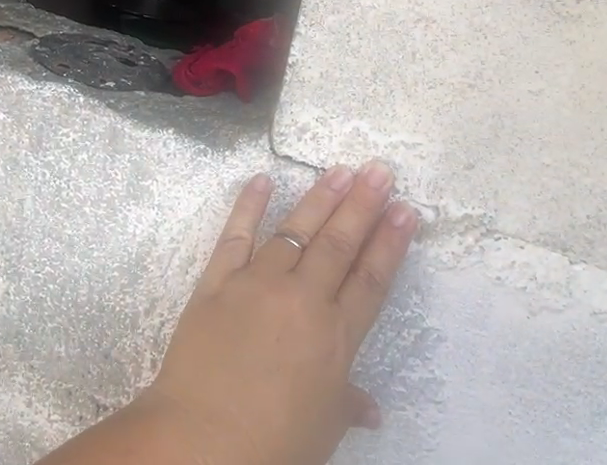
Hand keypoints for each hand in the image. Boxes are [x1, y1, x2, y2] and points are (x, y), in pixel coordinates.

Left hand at [38, 164, 419, 464]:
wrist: (200, 440)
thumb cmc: (271, 444)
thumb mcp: (322, 428)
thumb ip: (346, 404)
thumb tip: (372, 408)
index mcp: (334, 337)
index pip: (370, 279)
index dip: (390, 242)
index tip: (406, 210)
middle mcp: (300, 299)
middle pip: (338, 243)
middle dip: (362, 204)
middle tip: (380, 170)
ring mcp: (256, 284)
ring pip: (294, 230)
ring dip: (320, 197)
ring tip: (341, 169)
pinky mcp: (217, 281)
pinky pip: (235, 235)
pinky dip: (248, 205)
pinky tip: (262, 179)